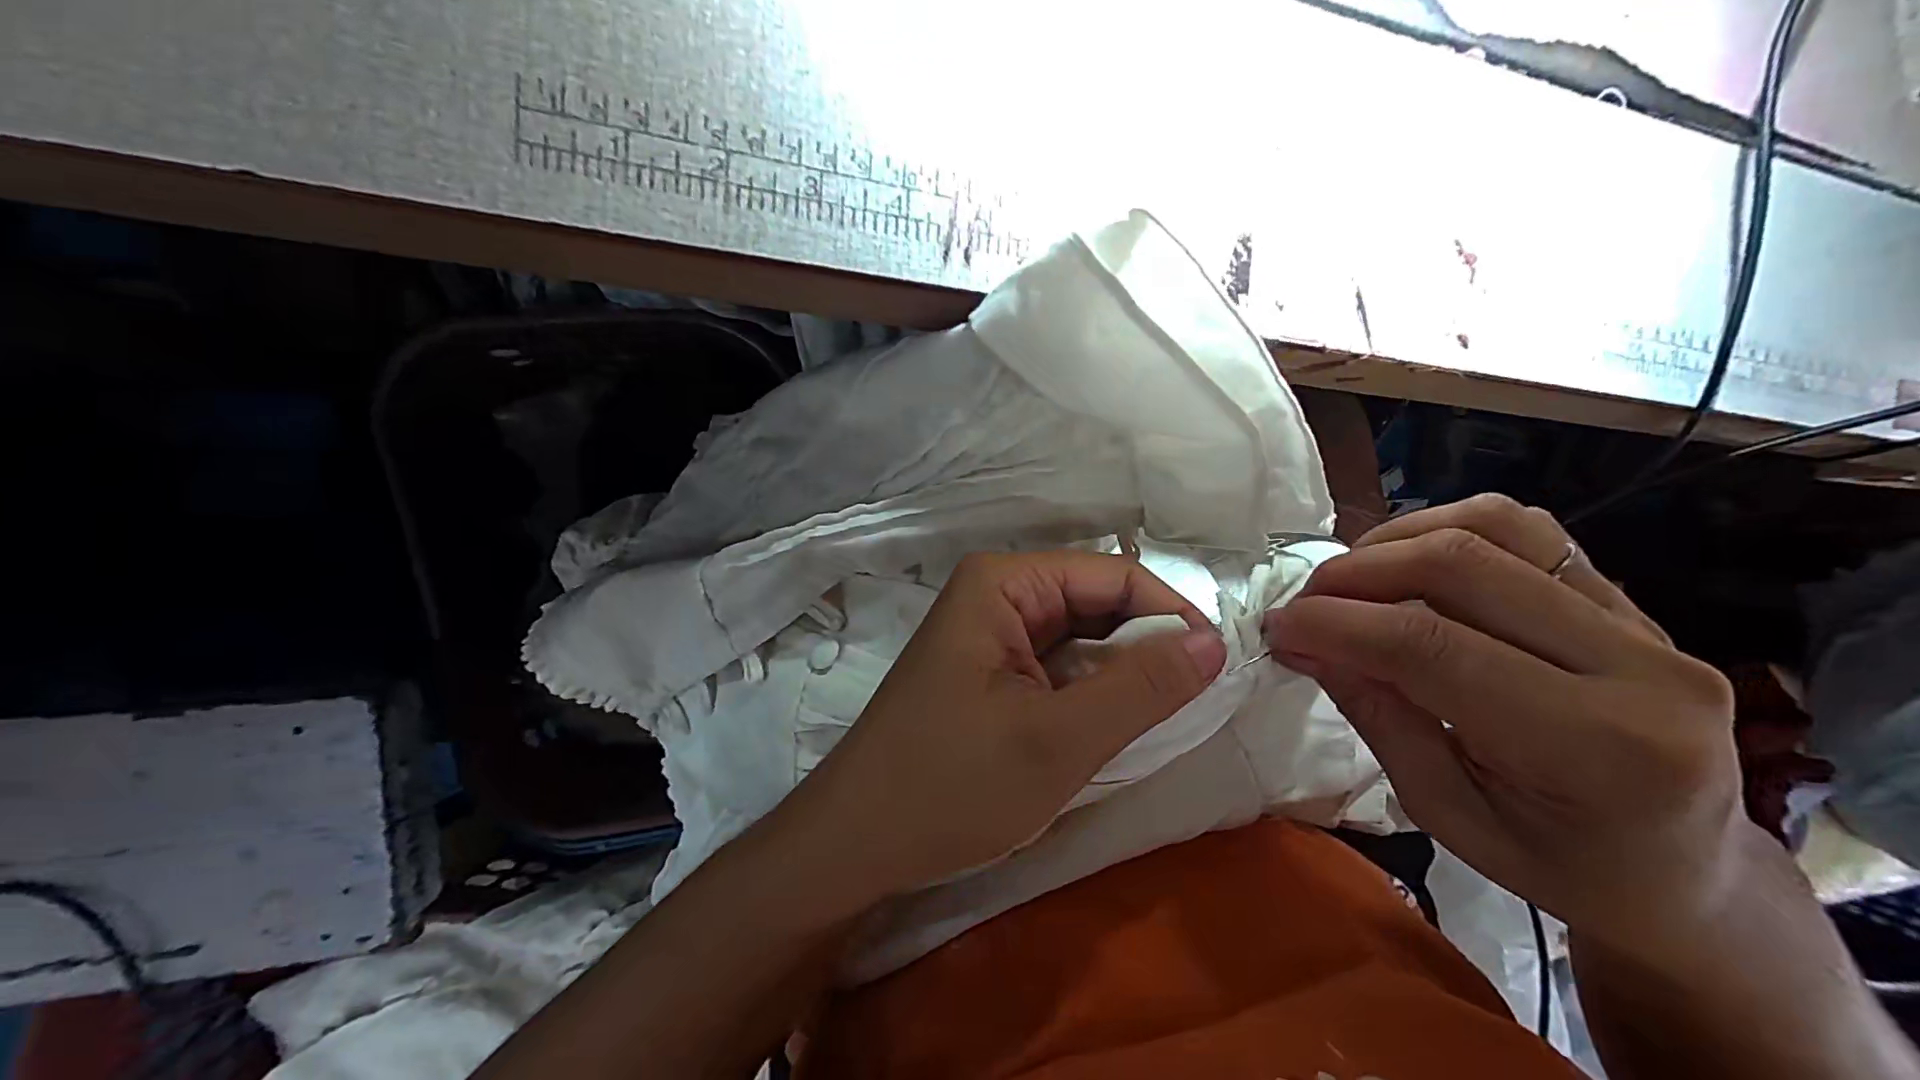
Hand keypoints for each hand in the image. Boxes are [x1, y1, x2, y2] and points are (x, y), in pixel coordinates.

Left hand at [777, 550, 1226, 907]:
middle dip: (1144, 652)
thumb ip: (1142, 687)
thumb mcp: (1059, 740)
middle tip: (1189, 710)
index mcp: (1003, 583)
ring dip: (1119, 680)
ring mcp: (989, 637)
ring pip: (1081, 642)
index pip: (1114, 576)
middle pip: (1096, 605)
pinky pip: (1057, 671)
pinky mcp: (988, 676)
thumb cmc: (950, 786)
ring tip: (1152, 728)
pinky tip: (1106, 734)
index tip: (1218, 673)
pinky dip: (1089, 698)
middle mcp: (995, 596)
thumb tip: (1215, 642)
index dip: (1171, 617)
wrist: (855, 844)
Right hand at [1263, 494, 1757, 956]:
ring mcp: (1646, 623)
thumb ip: (1376, 715)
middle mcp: (1638, 667)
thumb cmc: (1557, 864)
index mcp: (1594, 747)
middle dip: (1355, 574)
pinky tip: (1406, 567)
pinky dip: (1444, 533)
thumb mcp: (1445, 812)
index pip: (1432, 647)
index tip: (1277, 627)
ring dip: (1397, 542)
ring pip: (1497, 526)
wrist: (1686, 873)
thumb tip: (1304, 640)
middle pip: (1462, 566)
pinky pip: (1527, 531)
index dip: (1336, 624)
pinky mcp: (1631, 602)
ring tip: (1349, 581)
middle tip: (1303, 604)